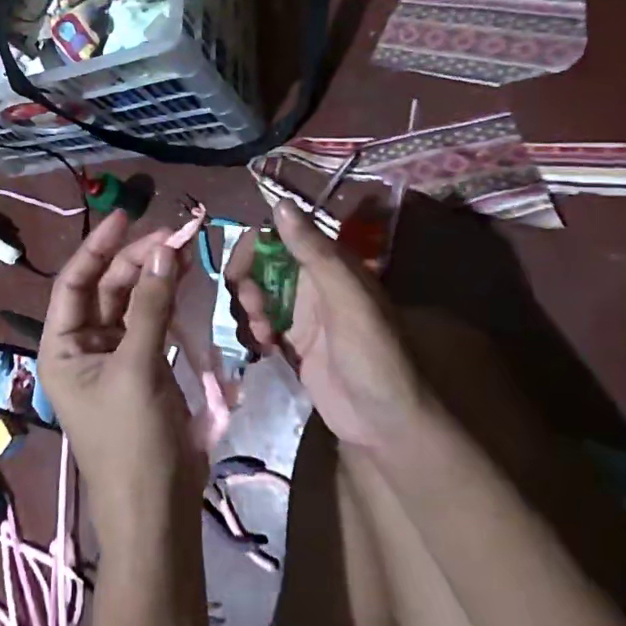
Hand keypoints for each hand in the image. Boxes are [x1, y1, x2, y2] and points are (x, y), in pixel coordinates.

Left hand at [39, 211, 204, 539]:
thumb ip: (150, 307)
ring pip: (133, 301)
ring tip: (184, 246)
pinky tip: (185, 276)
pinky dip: (168, 298)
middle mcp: (84, 346)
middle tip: (175, 234)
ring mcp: (116, 356)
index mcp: (62, 348)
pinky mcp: (145, 366)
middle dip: (137, 258)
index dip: (97, 246)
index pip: (74, 283)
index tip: (126, 216)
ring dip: (156, 274)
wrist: (157, 508)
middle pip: (107, 287)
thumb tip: (164, 251)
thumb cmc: (132, 442)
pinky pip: (153, 320)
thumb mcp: (137, 369)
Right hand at [227, 201, 429, 448]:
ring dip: (250, 309)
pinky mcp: (295, 346)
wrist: (385, 422)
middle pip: (263, 266)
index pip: (281, 237)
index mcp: (330, 264)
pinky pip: (262, 326)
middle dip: (248, 282)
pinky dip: (255, 332)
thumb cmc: (372, 353)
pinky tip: (265, 348)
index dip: (254, 248)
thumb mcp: (347, 297)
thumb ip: (314, 251)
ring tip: (262, 334)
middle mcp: (314, 284)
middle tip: (253, 308)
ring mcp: (303, 316)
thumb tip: (281, 203)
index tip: (239, 272)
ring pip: (259, 296)